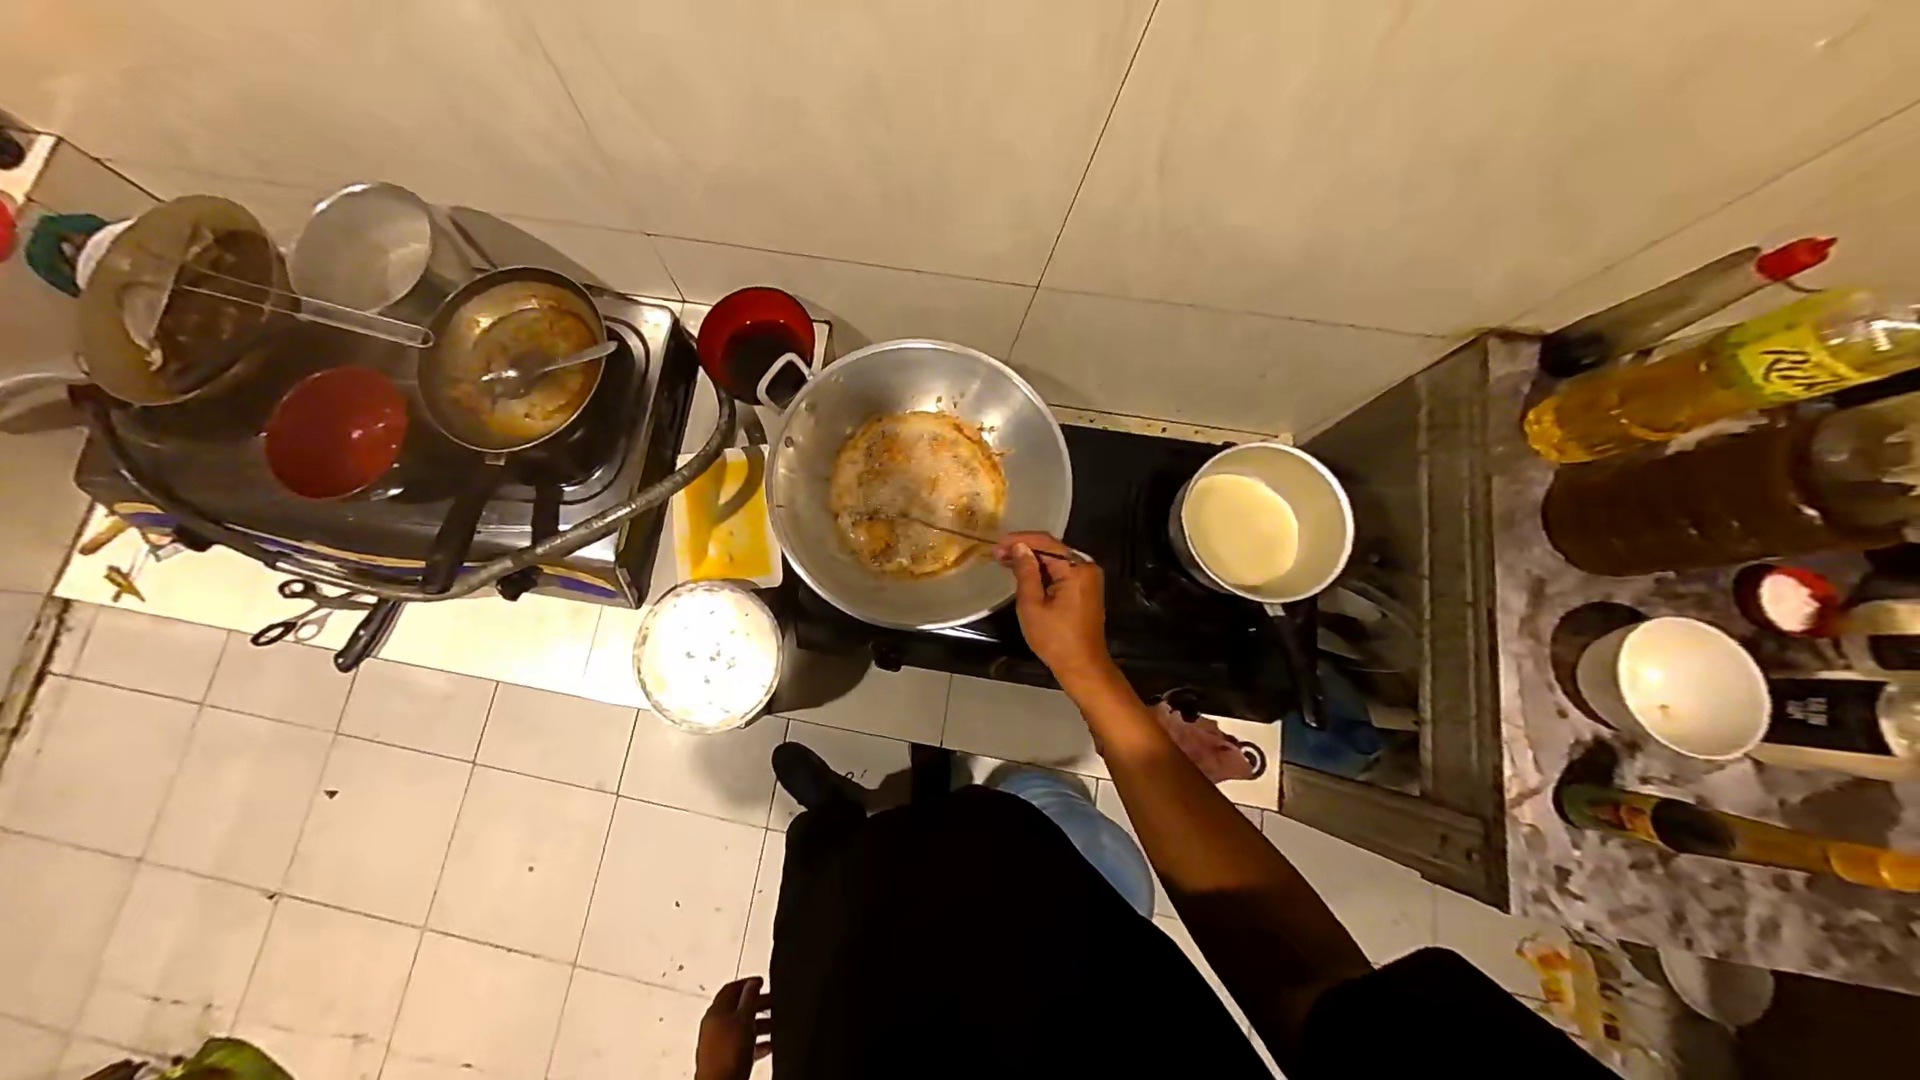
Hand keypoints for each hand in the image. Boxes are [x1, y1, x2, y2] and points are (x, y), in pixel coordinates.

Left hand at [695, 977, 770, 1079]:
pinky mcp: (722, 1061)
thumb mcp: (745, 1018)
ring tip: (774, 1025)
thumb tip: (752, 983)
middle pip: (737, 1008)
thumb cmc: (729, 1053)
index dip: (747, 983)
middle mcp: (713, 1026)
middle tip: (772, 1002)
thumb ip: (749, 998)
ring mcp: (716, 1045)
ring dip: (758, 1024)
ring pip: (740, 1027)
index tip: (761, 982)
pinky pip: (740, 1046)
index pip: (730, 989)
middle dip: (756, 1004)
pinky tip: (767, 1046)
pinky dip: (754, 1043)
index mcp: (716, 1012)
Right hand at [995, 532, 1112, 684]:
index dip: (1020, 540)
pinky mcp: (1085, 589)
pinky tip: (1023, 573)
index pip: (1046, 543)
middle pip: (1052, 549)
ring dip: (1032, 560)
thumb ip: (1025, 573)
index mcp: (1077, 569)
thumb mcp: (1032, 605)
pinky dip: (1043, 571)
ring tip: (1005, 561)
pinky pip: (1062, 572)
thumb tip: (1019, 547)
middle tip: (997, 554)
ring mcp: (1088, 578)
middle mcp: (1087, 568)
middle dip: (1024, 549)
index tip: (997, 545)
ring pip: (1056, 560)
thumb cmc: (1055, 639)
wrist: (1083, 666)